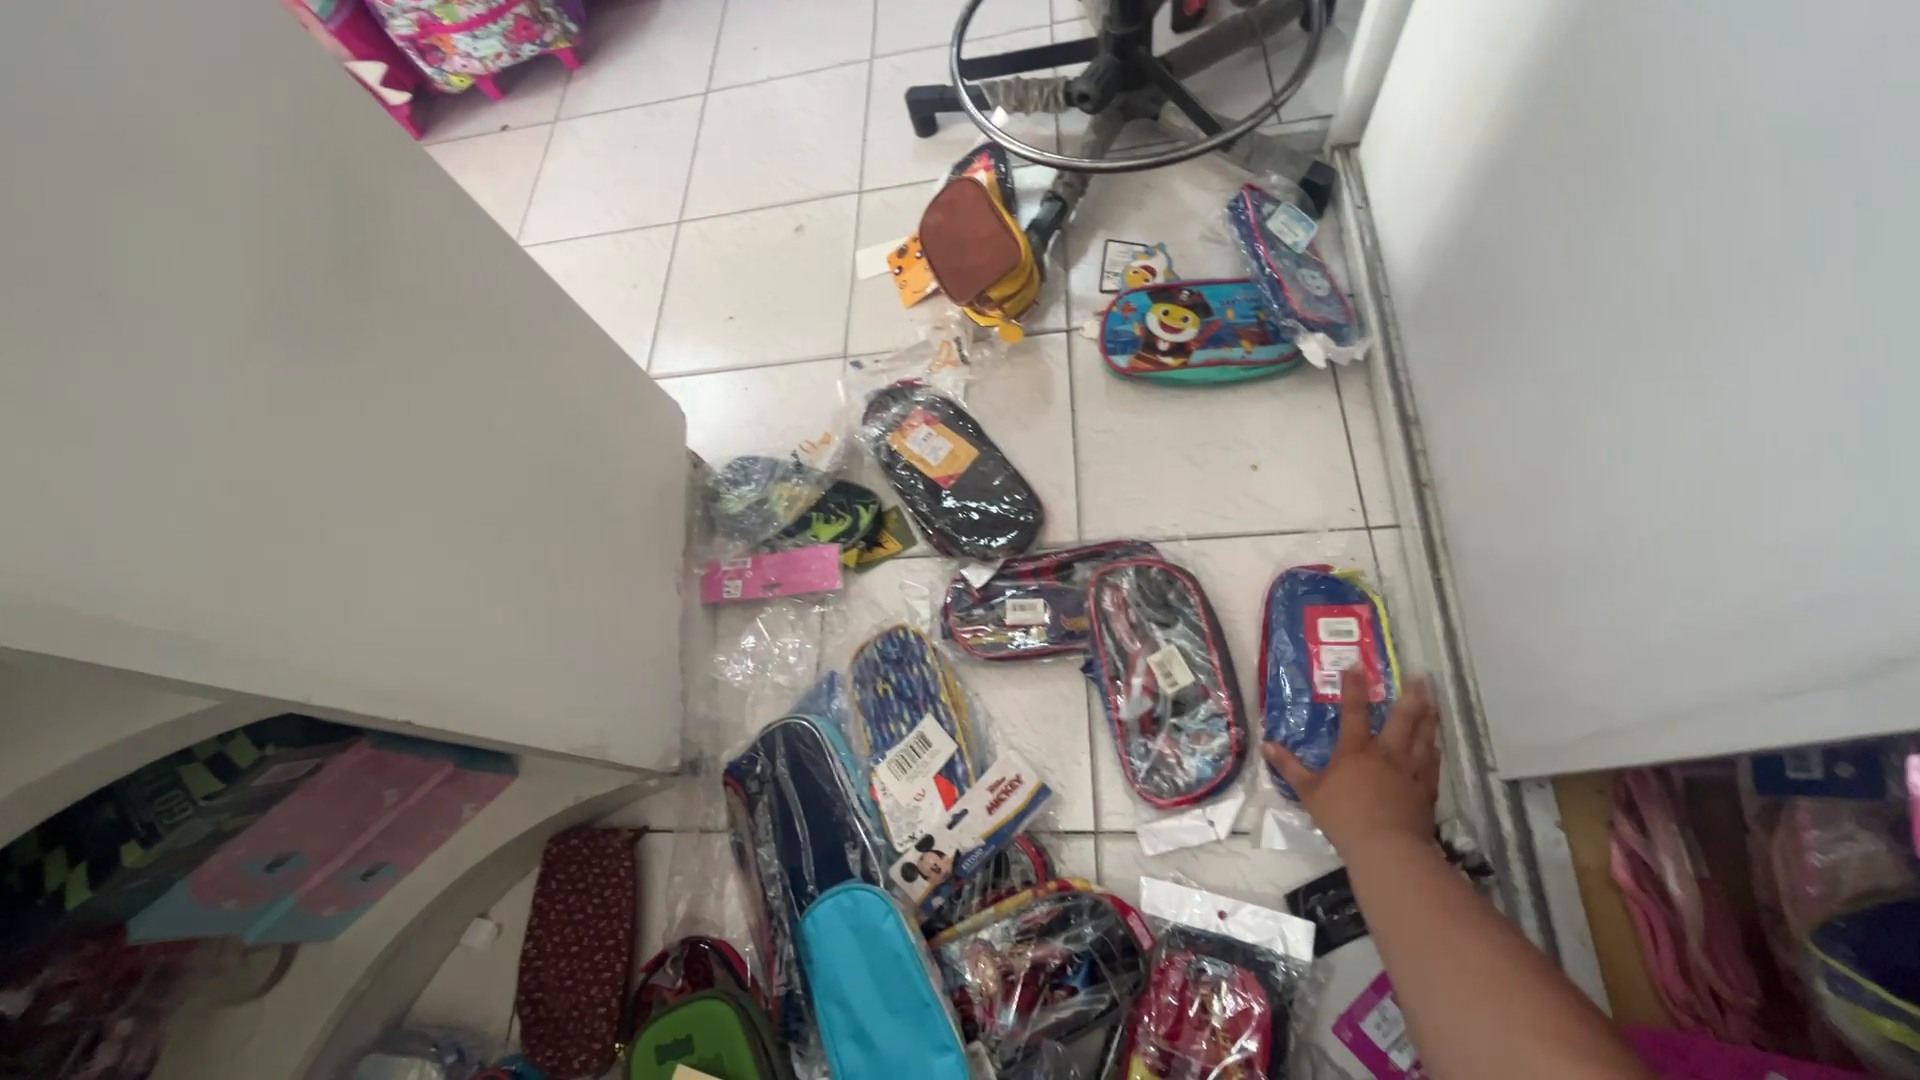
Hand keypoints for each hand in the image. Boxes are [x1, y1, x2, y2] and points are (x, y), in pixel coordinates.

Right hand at [1263, 667, 1441, 853]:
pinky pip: (1433, 763)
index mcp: (1355, 751)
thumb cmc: (1343, 817)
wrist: (1387, 848)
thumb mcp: (1309, 792)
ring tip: (1434, 702)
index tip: (1357, 664)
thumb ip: (1289, 766)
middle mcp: (1386, 754)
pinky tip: (1437, 744)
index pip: (1355, 712)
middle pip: (1403, 718)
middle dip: (1412, 696)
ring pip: (1424, 737)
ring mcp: (1410, 771)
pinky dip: (1435, 750)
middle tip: (1421, 677)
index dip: (1355, 687)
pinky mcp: (1426, 789)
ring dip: (1430, 718)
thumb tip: (1267, 745)